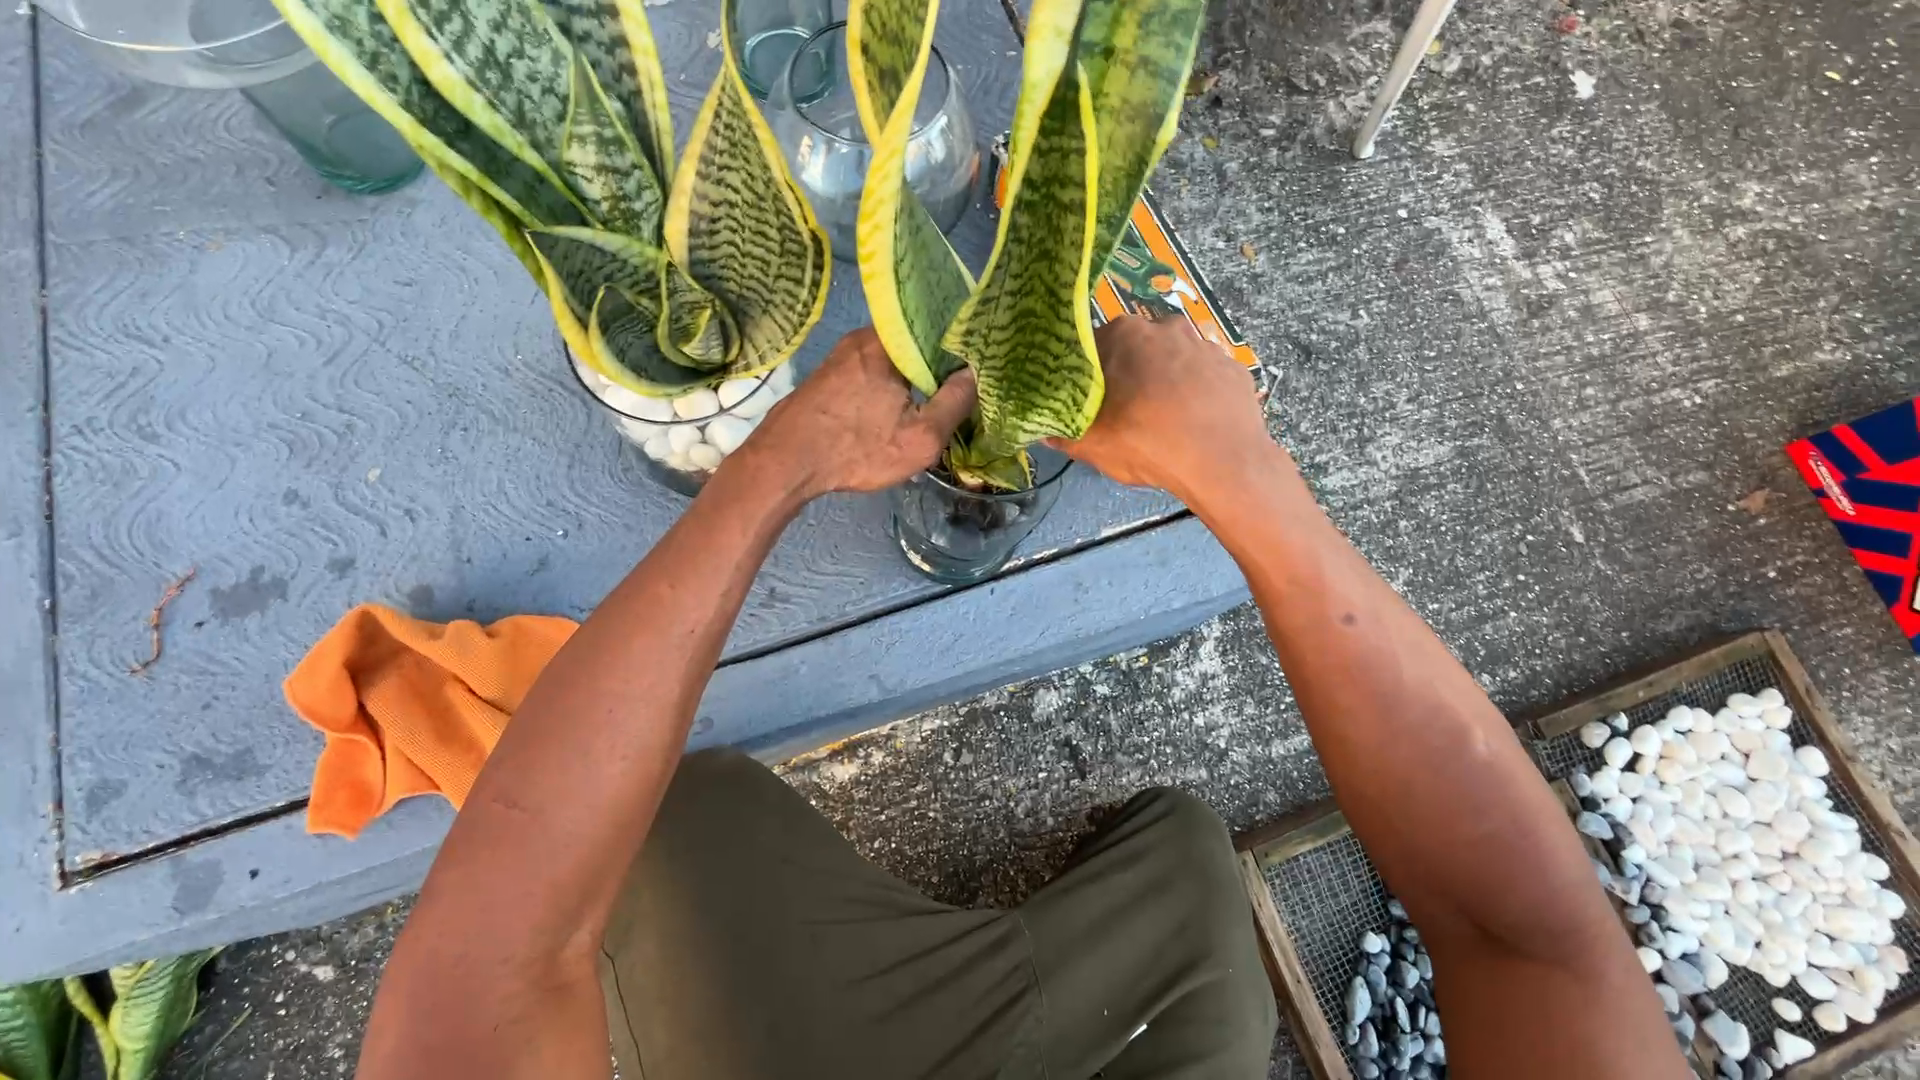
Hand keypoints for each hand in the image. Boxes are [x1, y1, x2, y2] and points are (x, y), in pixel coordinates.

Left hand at [736, 328, 976, 498]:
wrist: (784, 463)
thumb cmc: (855, 450)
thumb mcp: (920, 437)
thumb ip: (955, 403)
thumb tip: (976, 374)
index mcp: (888, 342)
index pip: (938, 328)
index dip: (962, 346)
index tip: (979, 365)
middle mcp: (863, 338)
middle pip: (914, 342)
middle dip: (938, 362)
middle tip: (962, 386)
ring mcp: (841, 355)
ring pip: (892, 359)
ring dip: (912, 376)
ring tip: (936, 397)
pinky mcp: (828, 376)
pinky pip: (871, 371)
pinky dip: (889, 384)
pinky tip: (899, 406)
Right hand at [1047, 316, 1276, 500]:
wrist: (1223, 463)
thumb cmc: (1148, 443)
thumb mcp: (1092, 446)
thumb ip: (1064, 434)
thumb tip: (1047, 431)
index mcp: (1125, 335)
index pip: (1093, 349)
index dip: (1087, 377)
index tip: (1087, 402)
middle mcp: (1166, 327)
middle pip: (1135, 351)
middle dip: (1128, 375)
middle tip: (1123, 412)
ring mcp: (1205, 345)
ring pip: (1172, 361)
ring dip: (1163, 383)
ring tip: (1160, 420)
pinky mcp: (1233, 367)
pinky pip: (1204, 377)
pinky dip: (1196, 394)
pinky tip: (1192, 422)